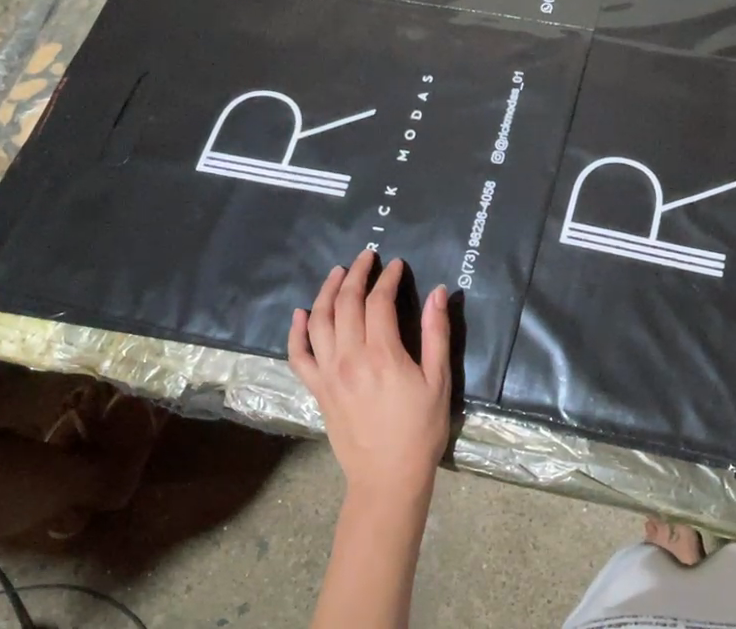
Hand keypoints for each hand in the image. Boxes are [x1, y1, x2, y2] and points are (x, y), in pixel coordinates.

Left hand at [288, 250, 451, 502]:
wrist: (388, 477)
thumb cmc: (421, 428)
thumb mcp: (438, 380)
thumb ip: (436, 334)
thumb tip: (437, 293)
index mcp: (382, 354)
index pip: (379, 302)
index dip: (387, 278)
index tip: (396, 264)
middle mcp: (349, 358)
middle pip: (346, 304)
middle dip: (356, 275)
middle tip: (367, 257)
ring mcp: (328, 374)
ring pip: (319, 322)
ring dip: (326, 292)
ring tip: (338, 272)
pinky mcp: (317, 390)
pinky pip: (298, 356)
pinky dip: (296, 332)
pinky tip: (301, 314)